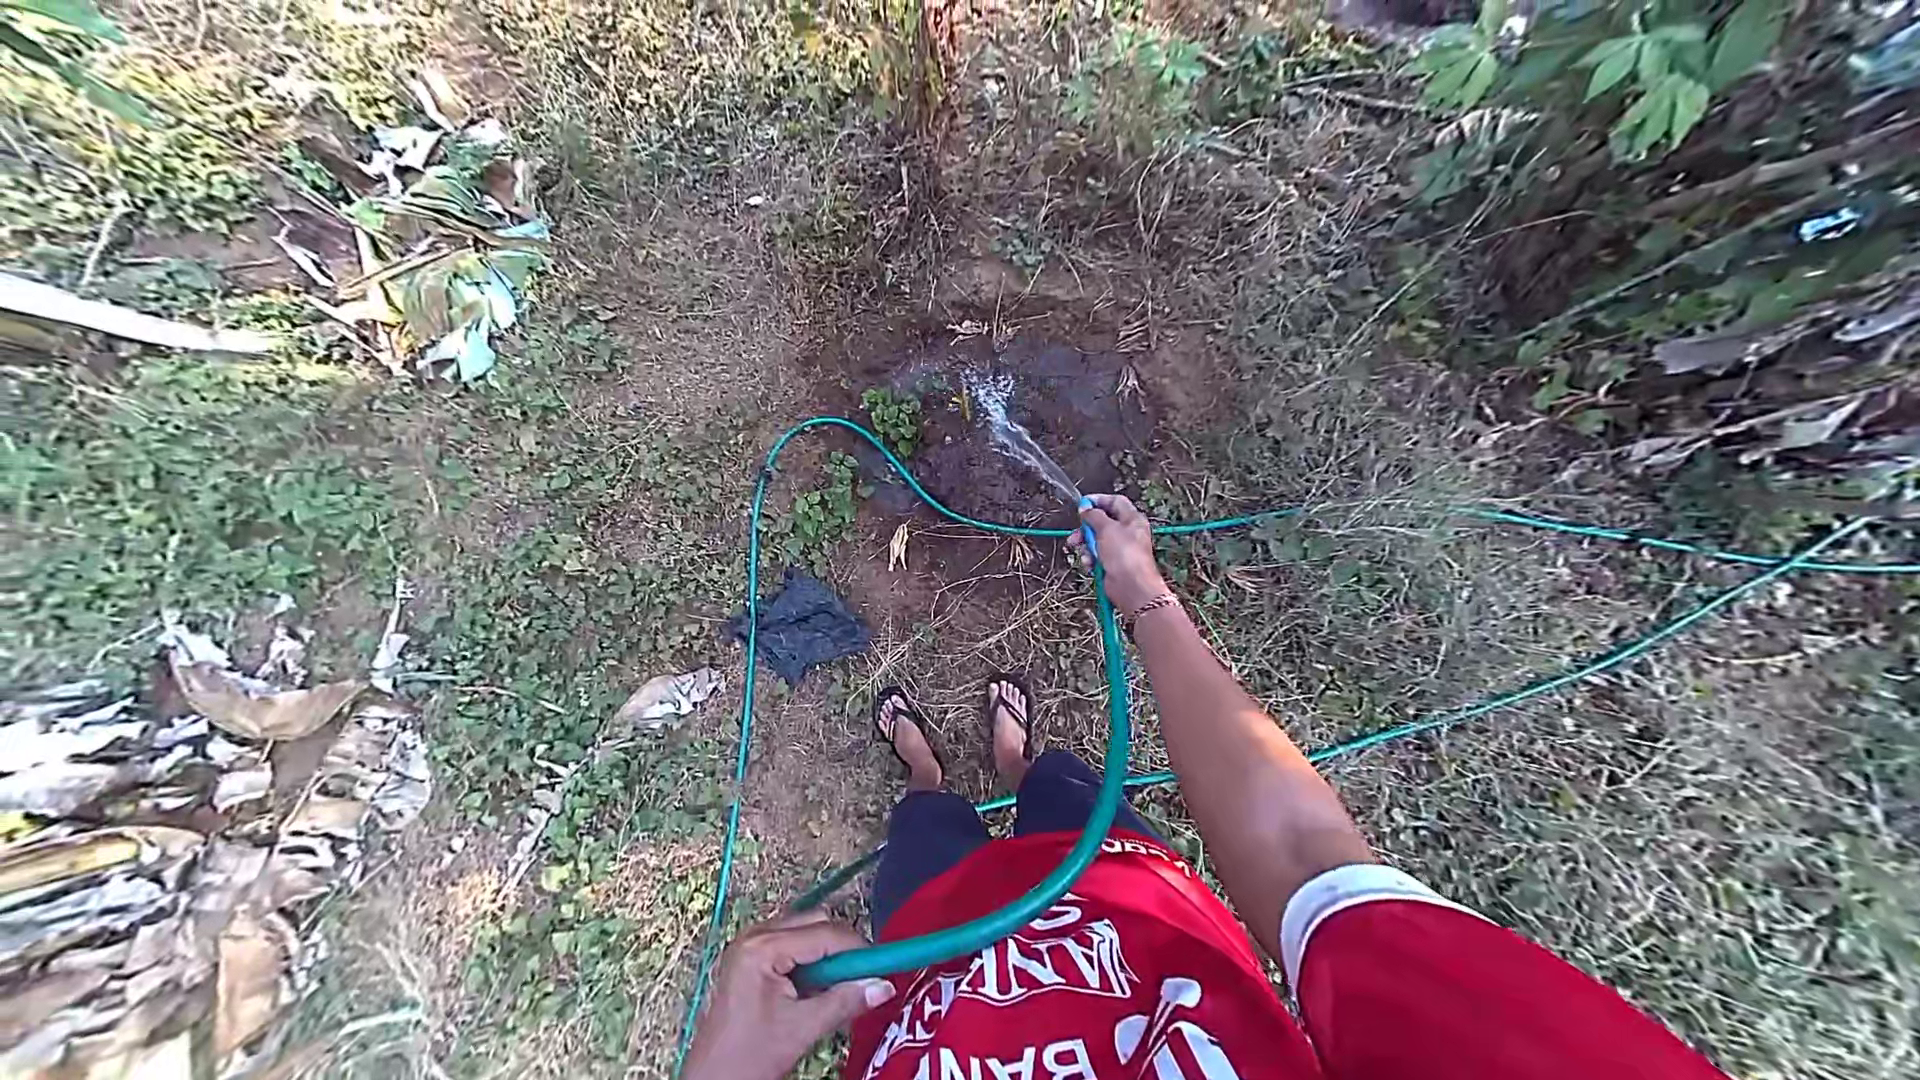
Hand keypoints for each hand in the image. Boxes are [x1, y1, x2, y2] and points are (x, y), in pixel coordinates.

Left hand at [681, 911, 896, 1079]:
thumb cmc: (748, 1061)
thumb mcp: (801, 1030)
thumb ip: (845, 1001)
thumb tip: (885, 986)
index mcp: (763, 947)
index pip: (824, 934)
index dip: (857, 949)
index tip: (882, 967)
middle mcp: (755, 934)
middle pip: (815, 922)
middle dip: (841, 948)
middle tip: (861, 977)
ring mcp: (750, 943)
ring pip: (805, 930)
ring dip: (826, 953)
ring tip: (839, 985)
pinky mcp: (750, 955)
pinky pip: (791, 943)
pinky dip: (810, 960)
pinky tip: (816, 988)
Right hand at [1068, 493, 1169, 612]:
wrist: (1131, 587)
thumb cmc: (1124, 555)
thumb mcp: (1106, 529)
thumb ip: (1094, 516)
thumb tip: (1085, 508)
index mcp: (1132, 519)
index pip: (1114, 502)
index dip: (1097, 501)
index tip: (1082, 505)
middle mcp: (1127, 532)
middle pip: (1102, 523)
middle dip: (1086, 529)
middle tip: (1076, 536)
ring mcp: (1120, 549)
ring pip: (1096, 540)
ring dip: (1086, 546)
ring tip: (1084, 553)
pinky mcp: (1112, 563)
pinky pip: (1096, 556)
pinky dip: (1090, 559)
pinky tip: (1090, 564)